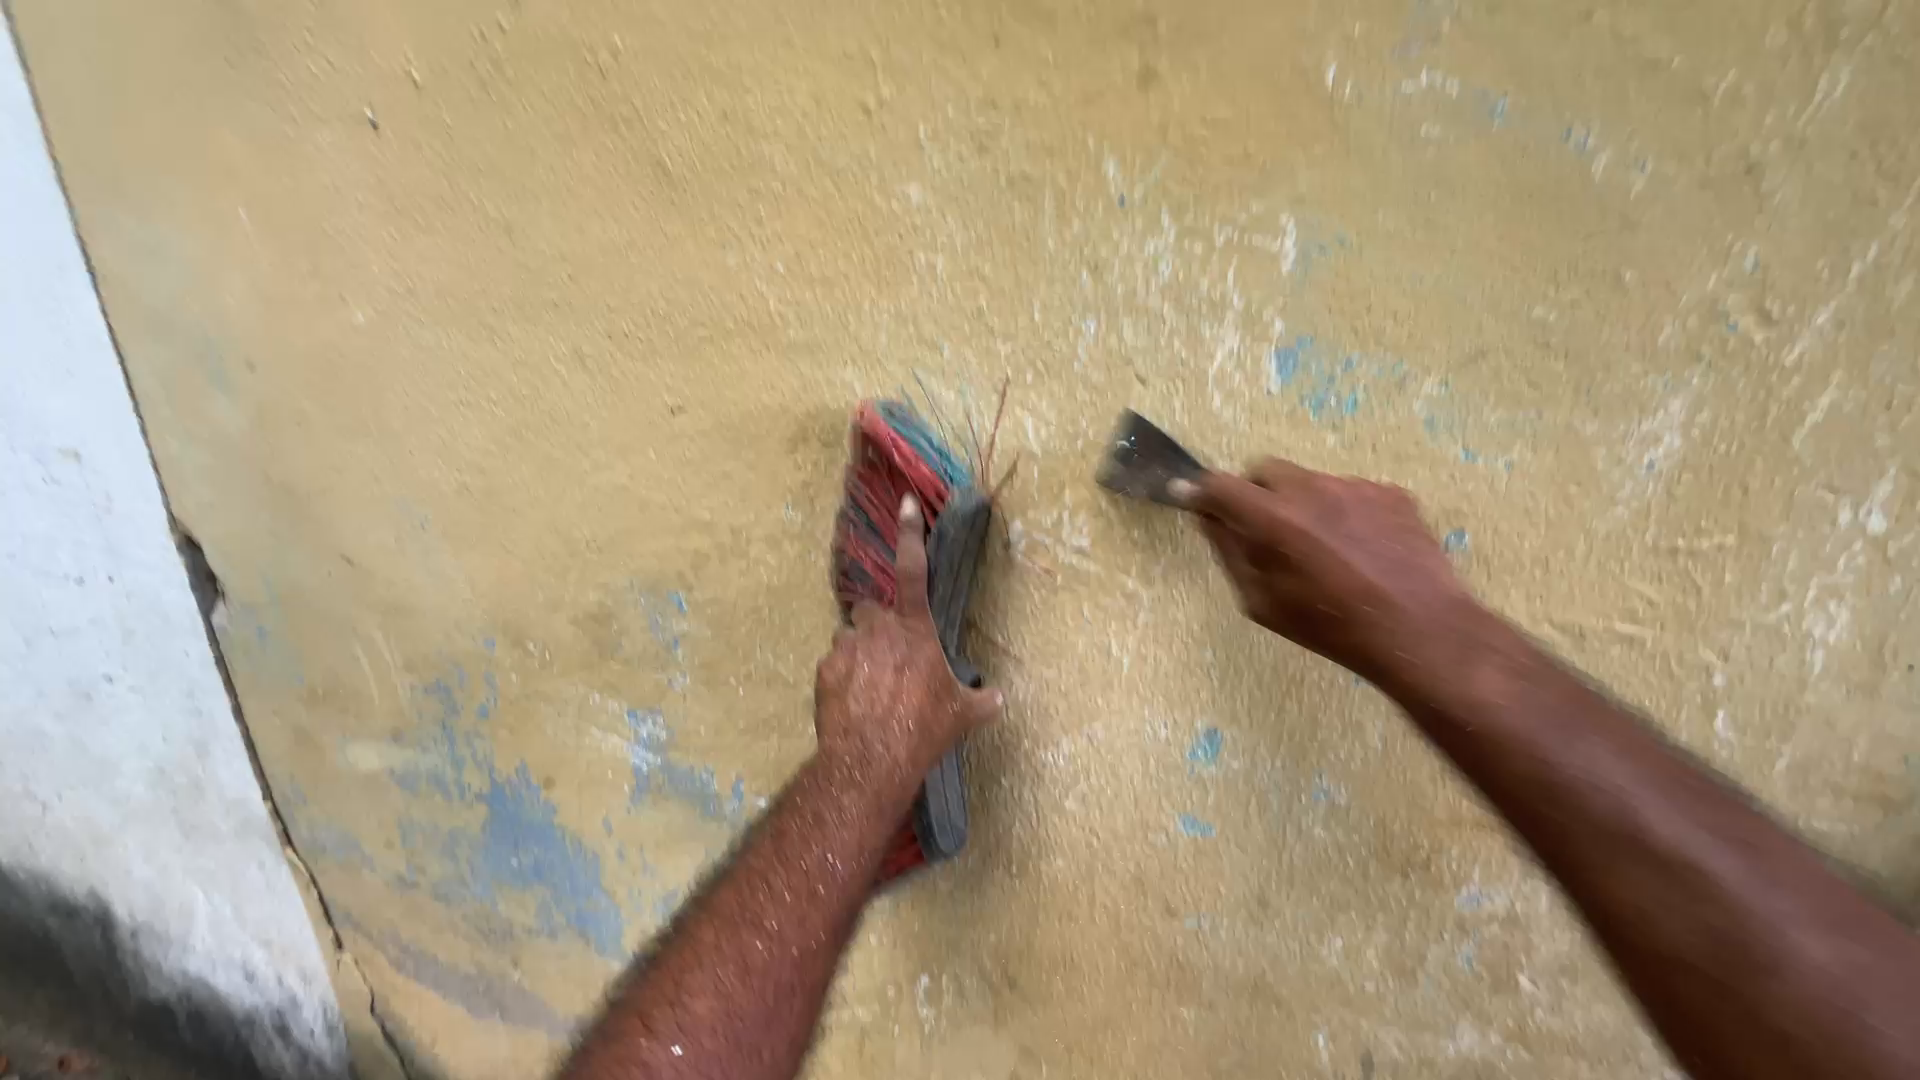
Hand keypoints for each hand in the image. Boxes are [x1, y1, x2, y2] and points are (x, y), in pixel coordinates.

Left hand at [814, 495, 1001, 780]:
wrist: (872, 758)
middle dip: (878, 626)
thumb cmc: (924, 729)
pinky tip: (853, 704)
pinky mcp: (824, 671)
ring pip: (850, 638)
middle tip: (889, 658)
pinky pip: (833, 665)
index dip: (911, 534)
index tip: (906, 504)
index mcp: (915, 629)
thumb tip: (998, 698)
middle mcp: (879, 629)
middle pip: (872, 610)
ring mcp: (847, 648)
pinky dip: (842, 679)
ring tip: (870, 688)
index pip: (913, 570)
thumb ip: (981, 701)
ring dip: (859, 653)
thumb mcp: (962, 716)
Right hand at [1172, 459, 1478, 689]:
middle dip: (1254, 493)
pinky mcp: (1390, 492)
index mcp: (1272, 520)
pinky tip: (1358, 549)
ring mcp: (1355, 487)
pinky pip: (1349, 492)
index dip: (1200, 491)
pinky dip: (1341, 512)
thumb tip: (1209, 519)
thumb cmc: (1329, 626)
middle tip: (1263, 530)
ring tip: (1322, 548)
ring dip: (1301, 504)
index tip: (1192, 498)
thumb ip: (1230, 552)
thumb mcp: (1261, 602)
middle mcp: (1310, 490)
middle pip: (1263, 470)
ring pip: (1309, 481)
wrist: (1418, 630)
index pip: (1219, 485)